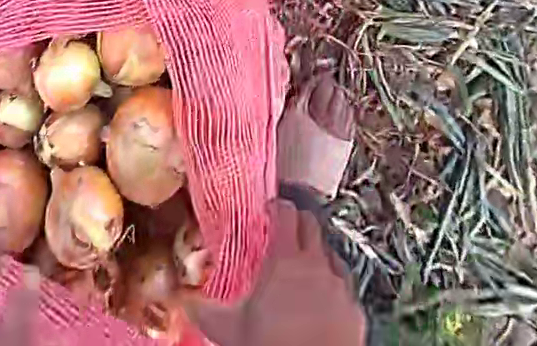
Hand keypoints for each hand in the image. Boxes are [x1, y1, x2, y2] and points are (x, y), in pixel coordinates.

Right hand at [187, 201, 365, 345]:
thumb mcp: (231, 330)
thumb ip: (204, 309)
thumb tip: (180, 298)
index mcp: (286, 259)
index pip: (287, 212)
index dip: (279, 207)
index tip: (270, 211)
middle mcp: (317, 263)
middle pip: (311, 224)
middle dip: (299, 222)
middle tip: (285, 232)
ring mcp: (340, 284)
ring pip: (331, 252)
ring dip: (318, 254)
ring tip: (304, 268)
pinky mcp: (355, 308)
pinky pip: (346, 285)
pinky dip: (334, 285)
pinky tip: (323, 299)